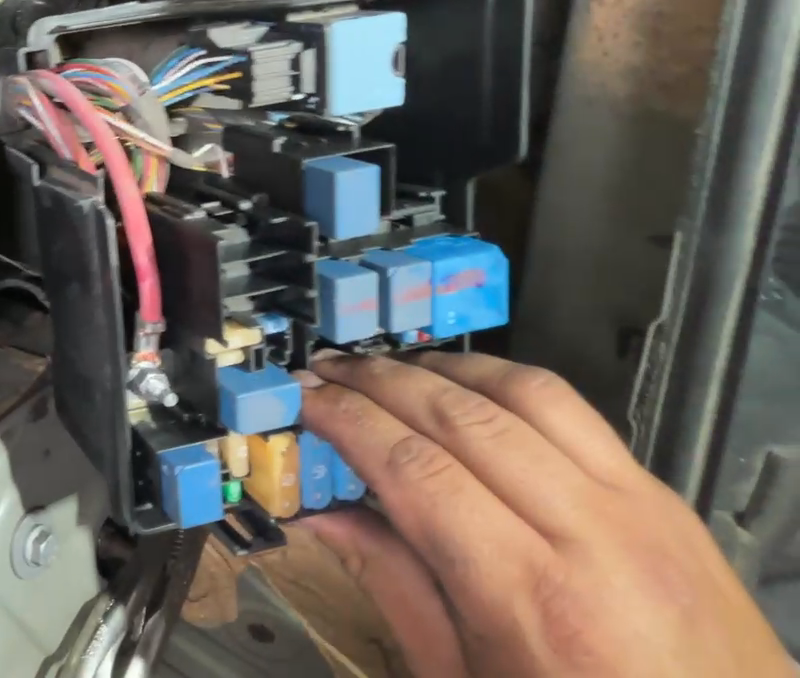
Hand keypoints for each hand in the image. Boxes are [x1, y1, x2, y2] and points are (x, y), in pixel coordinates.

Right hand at [298, 352, 787, 676]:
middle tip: (323, 372)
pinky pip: (573, 411)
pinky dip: (499, 382)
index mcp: (532, 598)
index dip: (345, 419)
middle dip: (377, 381)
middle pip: (460, 418)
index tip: (300, 399)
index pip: (414, 468)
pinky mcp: (667, 501)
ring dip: (438, 368)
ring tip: (383, 369)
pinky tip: (458, 388)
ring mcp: (642, 511)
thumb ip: (389, 582)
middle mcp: (594, 539)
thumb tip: (313, 512)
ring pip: (523, 393)